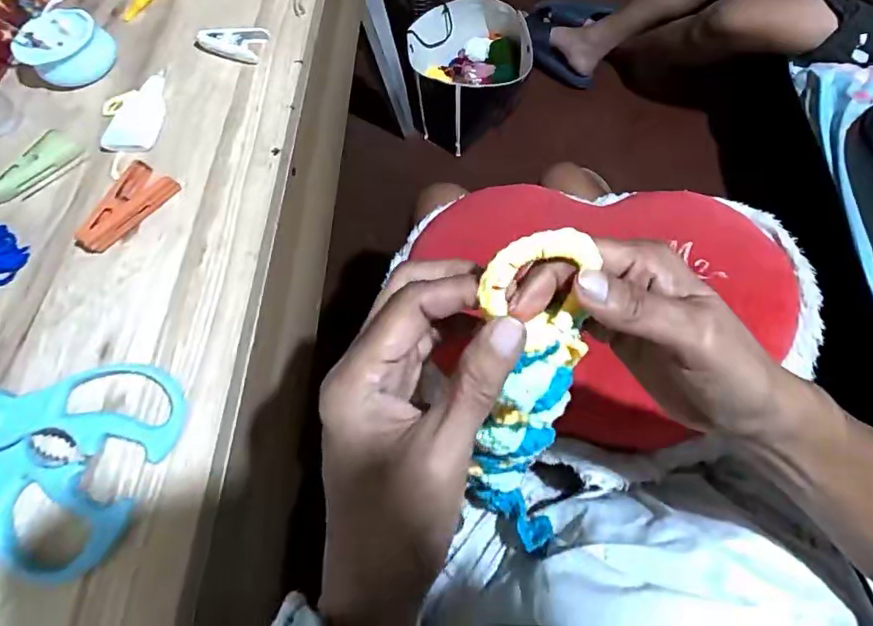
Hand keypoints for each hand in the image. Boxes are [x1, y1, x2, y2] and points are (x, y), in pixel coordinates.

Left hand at [318, 260, 524, 623]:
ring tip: (502, 301)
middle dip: (452, 281)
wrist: (373, 591)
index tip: (509, 290)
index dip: (459, 288)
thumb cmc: (400, 525)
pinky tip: (486, 332)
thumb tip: (515, 321)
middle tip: (504, 284)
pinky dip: (455, 330)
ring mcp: (375, 379)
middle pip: (402, 295)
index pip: (408, 304)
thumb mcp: (444, 452)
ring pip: (414, 315)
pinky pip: (424, 344)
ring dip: (456, 302)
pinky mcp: (393, 394)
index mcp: (356, 375)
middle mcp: (359, 365)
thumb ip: (477, 382)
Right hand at [515, 239, 796, 440]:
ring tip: (510, 331)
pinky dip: (552, 325)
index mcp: (646, 260)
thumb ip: (637, 309)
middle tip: (506, 322)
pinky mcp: (614, 328)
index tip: (515, 305)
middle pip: (568, 267)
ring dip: (537, 305)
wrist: (748, 411)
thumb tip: (580, 281)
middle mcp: (628, 271)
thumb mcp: (690, 337)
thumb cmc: (729, 369)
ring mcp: (619, 299)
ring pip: (566, 290)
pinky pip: (575, 317)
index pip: (583, 251)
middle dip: (533, 286)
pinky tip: (534, 340)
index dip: (545, 270)